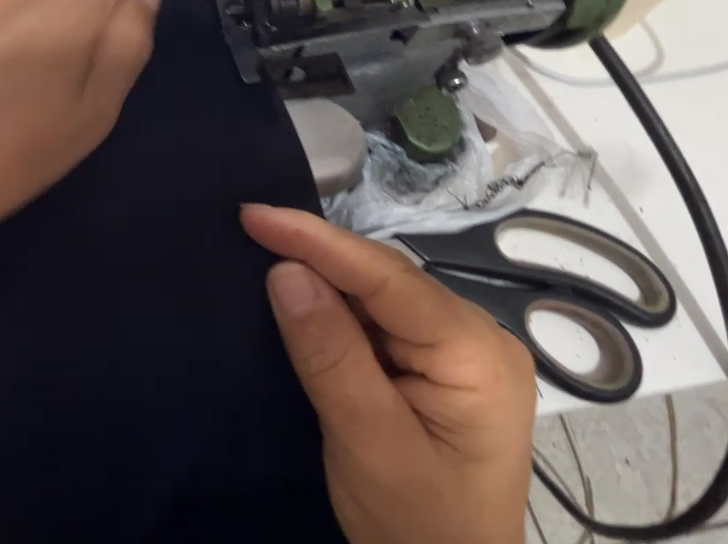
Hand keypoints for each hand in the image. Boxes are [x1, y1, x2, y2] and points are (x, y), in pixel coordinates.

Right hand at [241, 205, 537, 543]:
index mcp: (477, 353)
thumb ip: (328, 353)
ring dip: (322, 276)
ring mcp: (459, 350)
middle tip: (250, 226)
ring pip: (377, 293)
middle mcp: (476, 337)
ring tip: (264, 246)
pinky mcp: (435, 366)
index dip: (317, 240)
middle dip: (317, 252)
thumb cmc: (418, 529)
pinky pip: (377, 318)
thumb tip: (284, 271)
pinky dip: (335, 307)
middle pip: (384, 278)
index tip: (256, 215)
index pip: (387, 278)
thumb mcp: (367, 443)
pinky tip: (301, 292)